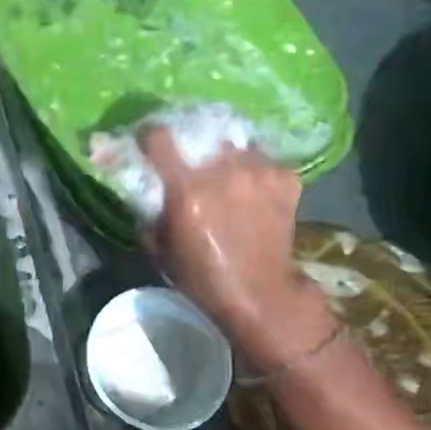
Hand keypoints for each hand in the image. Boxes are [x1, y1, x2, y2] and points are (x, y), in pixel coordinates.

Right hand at [138, 126, 332, 367]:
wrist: (259, 294)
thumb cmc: (200, 277)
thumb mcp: (158, 247)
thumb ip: (149, 209)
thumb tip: (143, 185)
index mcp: (186, 189)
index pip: (160, 137)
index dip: (150, 136)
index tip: (148, 141)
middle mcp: (224, 171)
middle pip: (203, 135)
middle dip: (195, 146)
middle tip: (193, 163)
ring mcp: (260, 171)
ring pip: (237, 145)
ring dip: (228, 157)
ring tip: (227, 175)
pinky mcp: (287, 177)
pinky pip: (264, 160)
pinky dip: (255, 170)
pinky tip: (252, 189)